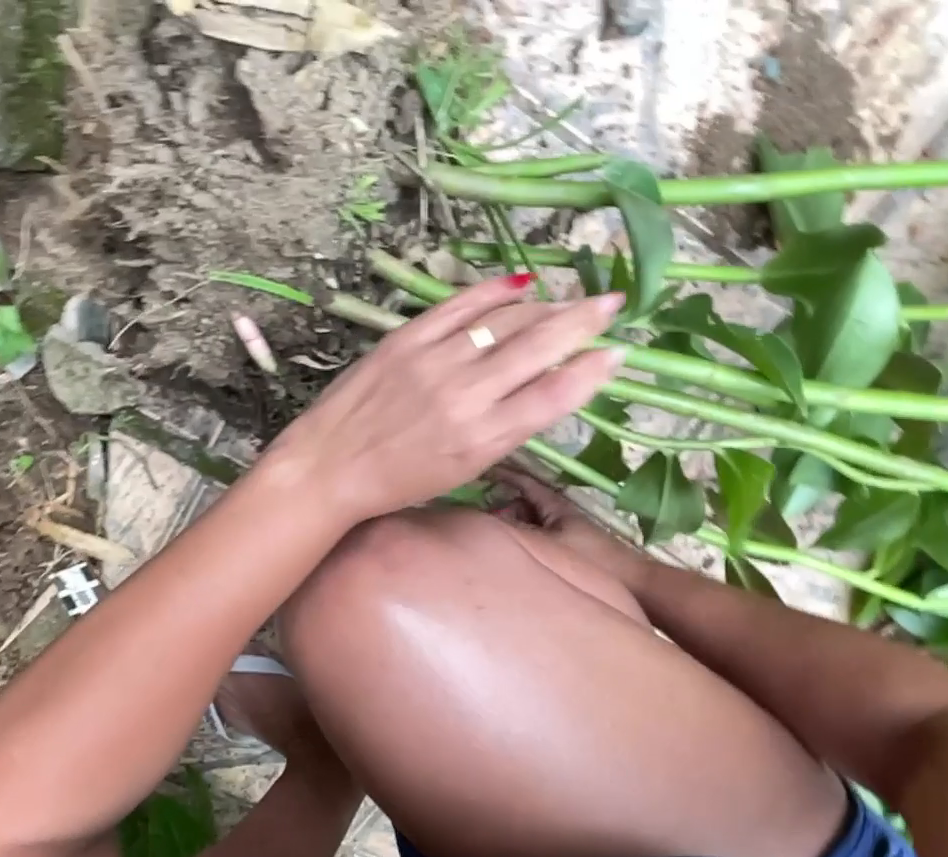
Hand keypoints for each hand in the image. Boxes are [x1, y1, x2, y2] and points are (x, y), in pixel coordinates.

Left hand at [259, 275, 625, 524]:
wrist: (330, 468)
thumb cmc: (399, 481)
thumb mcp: (464, 469)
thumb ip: (507, 428)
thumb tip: (549, 387)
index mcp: (483, 438)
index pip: (554, 395)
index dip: (592, 371)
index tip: (617, 353)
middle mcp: (465, 395)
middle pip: (539, 347)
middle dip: (582, 322)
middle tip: (613, 305)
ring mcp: (434, 361)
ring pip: (505, 320)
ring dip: (546, 306)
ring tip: (570, 300)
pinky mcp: (406, 339)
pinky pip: (459, 305)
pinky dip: (493, 291)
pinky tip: (520, 283)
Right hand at [489, 464, 653, 587]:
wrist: (632, 583)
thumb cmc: (591, 559)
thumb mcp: (547, 544)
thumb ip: (517, 530)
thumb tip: (489, 521)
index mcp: (556, 506)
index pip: (525, 483)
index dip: (504, 475)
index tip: (481, 472)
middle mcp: (559, 514)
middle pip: (523, 504)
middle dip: (502, 507)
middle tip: (480, 520)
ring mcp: (563, 531)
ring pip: (528, 521)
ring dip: (511, 526)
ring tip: (493, 539)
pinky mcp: (567, 547)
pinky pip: (536, 536)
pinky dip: (522, 539)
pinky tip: (511, 555)